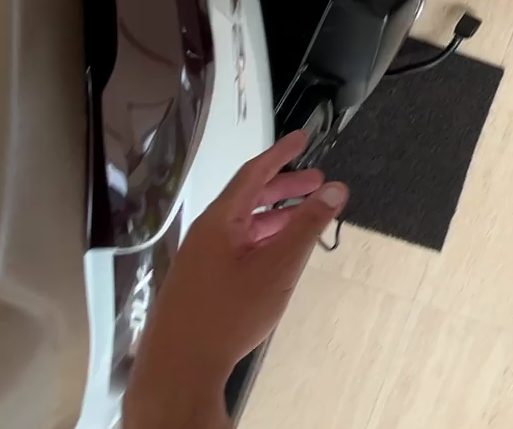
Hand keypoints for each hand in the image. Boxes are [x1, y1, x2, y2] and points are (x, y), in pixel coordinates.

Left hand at [124, 131, 346, 427]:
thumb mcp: (280, 265)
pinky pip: (237, 246)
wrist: (176, 376)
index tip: (301, 137)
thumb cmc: (228, 314)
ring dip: (278, 215)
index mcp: (220, 222)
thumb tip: (335, 188)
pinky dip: (265, 238)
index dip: (280, 153)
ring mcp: (200, 261)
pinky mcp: (200, 285)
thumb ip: (310, 223)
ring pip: (244, 225)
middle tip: (318, 181)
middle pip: (249, 198)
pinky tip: (281, 254)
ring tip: (307, 216)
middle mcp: (206, 235)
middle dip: (286, 186)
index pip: (253, 174)